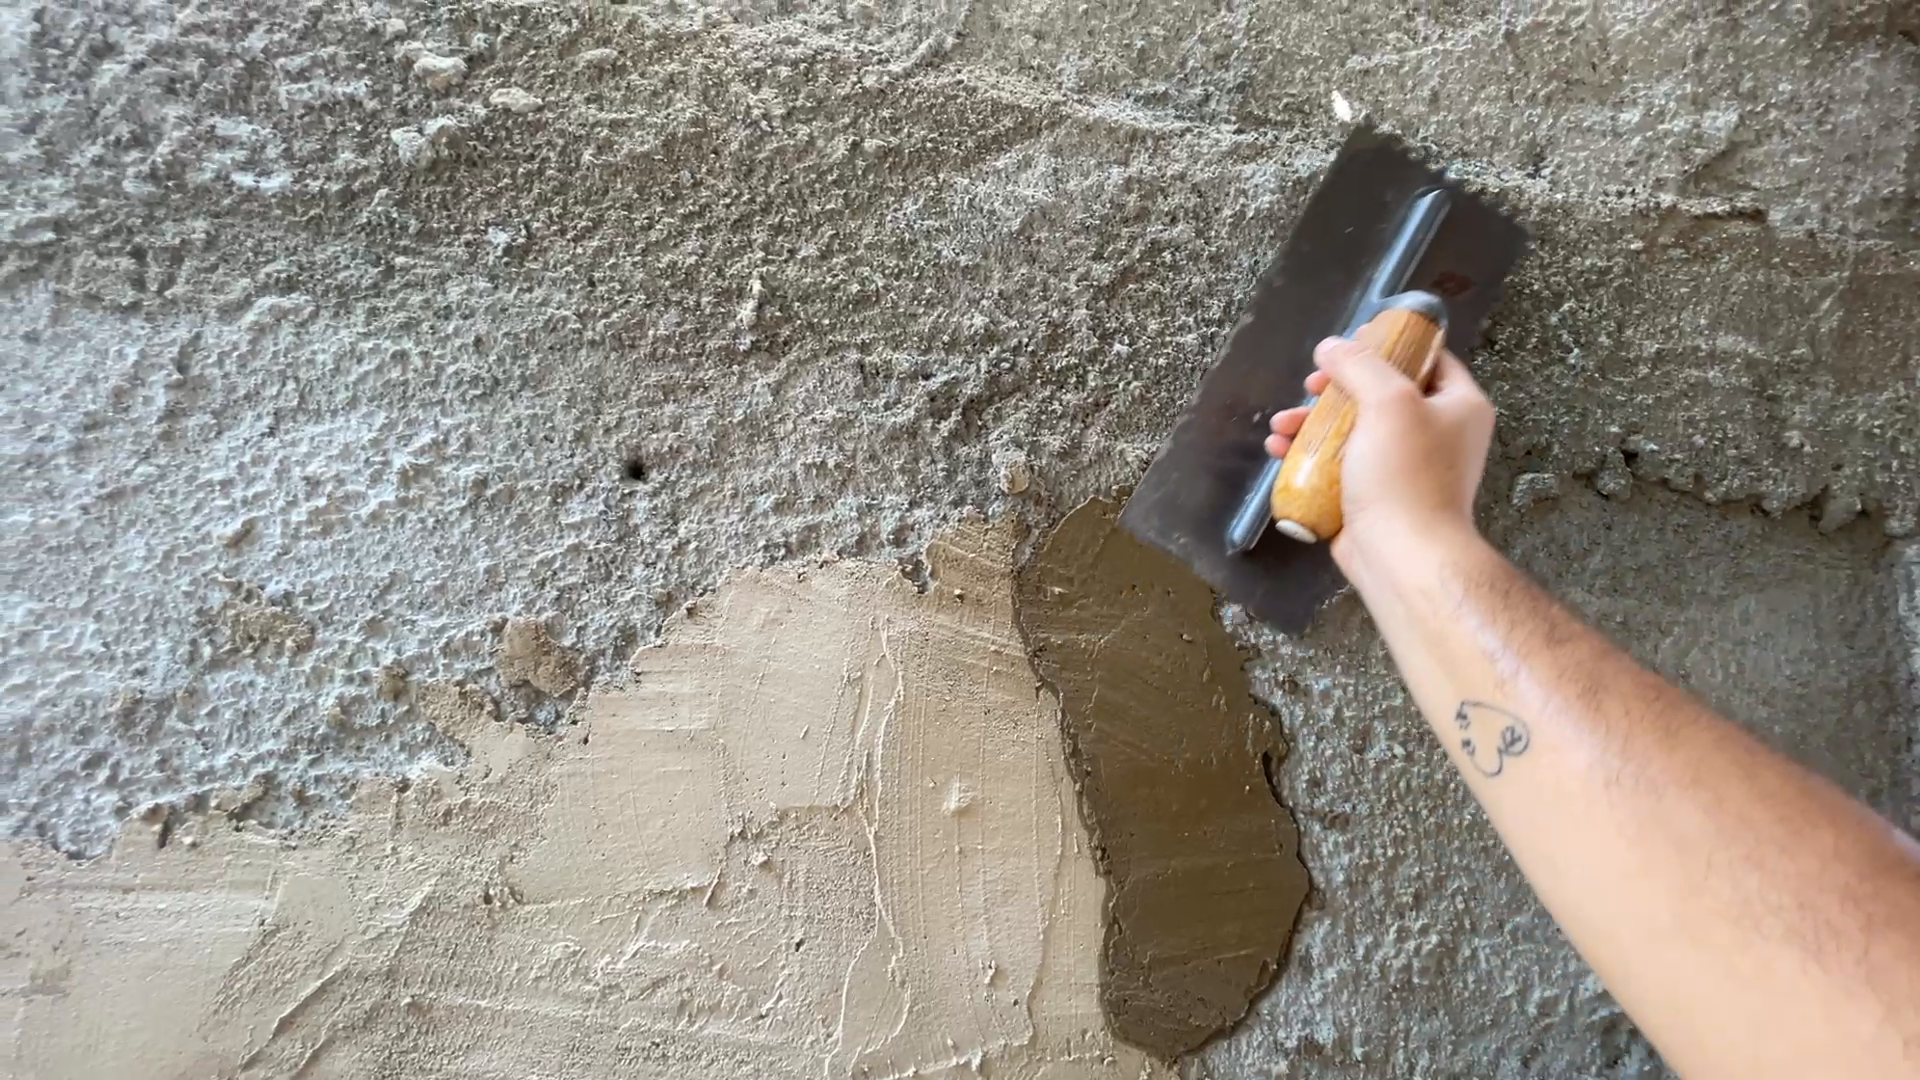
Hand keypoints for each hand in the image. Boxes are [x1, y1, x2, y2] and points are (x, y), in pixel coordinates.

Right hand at [1265, 335, 1494, 561]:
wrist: (1400, 553)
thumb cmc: (1405, 475)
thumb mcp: (1388, 404)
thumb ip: (1360, 367)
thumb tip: (1331, 345)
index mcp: (1457, 406)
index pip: (1428, 360)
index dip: (1387, 348)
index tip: (1348, 348)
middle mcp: (1436, 434)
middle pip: (1379, 396)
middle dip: (1334, 391)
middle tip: (1310, 388)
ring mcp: (1403, 468)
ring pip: (1352, 431)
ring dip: (1312, 424)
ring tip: (1280, 426)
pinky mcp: (1372, 495)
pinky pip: (1338, 464)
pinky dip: (1309, 456)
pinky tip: (1279, 451)